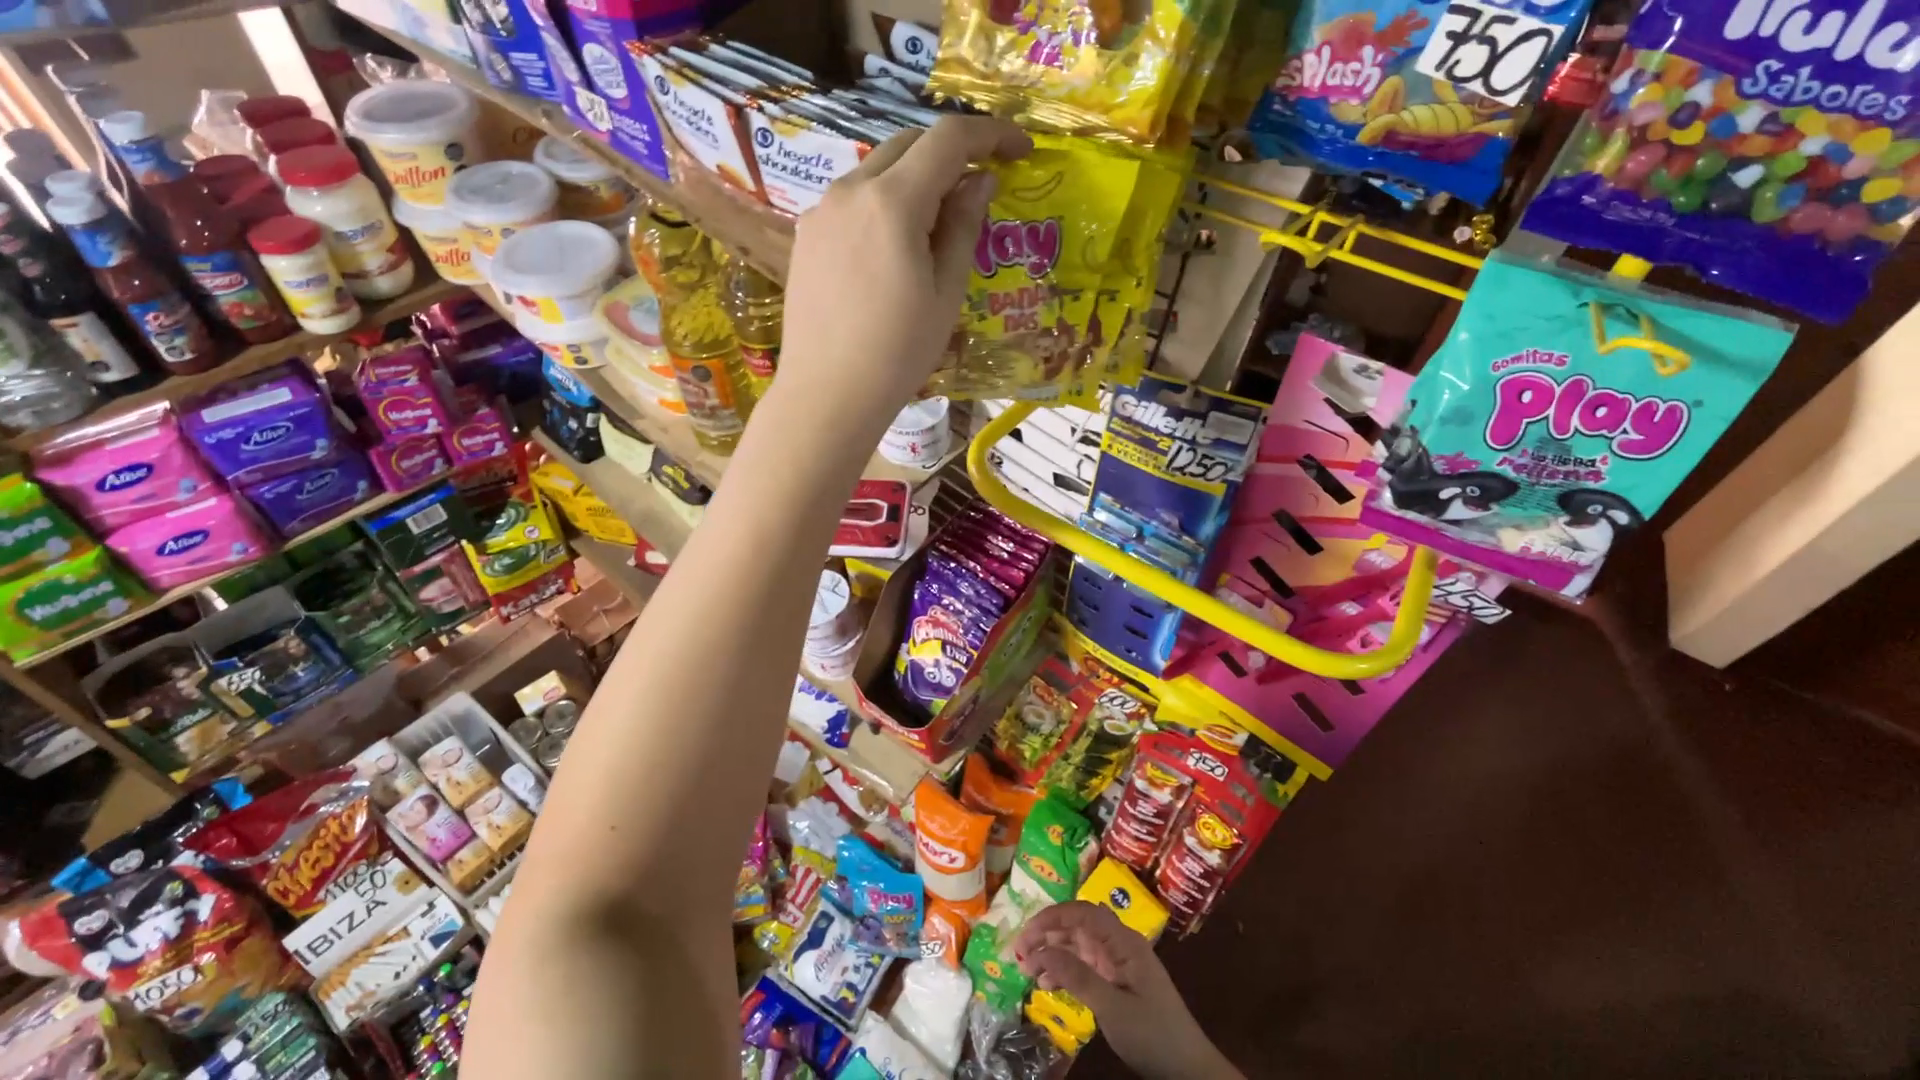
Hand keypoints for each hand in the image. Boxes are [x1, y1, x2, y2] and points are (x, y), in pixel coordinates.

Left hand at [777, 116, 1031, 426]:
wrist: (827, 395)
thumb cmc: (898, 353)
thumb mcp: (946, 291)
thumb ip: (963, 226)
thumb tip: (980, 181)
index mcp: (892, 202)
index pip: (948, 139)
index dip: (991, 134)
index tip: (1021, 149)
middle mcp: (851, 190)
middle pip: (909, 143)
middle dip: (951, 152)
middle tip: (982, 186)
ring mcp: (822, 211)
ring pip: (877, 169)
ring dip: (915, 177)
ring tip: (940, 222)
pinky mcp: (807, 234)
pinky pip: (854, 198)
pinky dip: (884, 201)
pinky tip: (897, 245)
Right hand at [1016, 902, 1242, 1079]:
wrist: (1188, 1069)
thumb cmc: (1153, 1034)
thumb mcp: (1112, 1008)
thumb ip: (1078, 976)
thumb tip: (1042, 950)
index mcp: (1124, 943)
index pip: (1083, 913)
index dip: (1052, 917)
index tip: (1025, 935)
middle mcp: (1121, 946)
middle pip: (1078, 926)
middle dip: (1048, 935)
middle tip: (1020, 955)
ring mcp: (1120, 964)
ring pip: (1079, 946)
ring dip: (1053, 954)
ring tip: (1029, 971)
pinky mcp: (1118, 983)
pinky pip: (1085, 967)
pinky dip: (1064, 972)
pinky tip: (1048, 986)